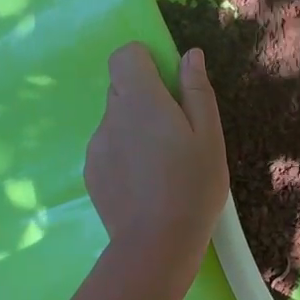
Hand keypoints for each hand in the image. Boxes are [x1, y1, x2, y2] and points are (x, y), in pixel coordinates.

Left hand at [85, 43, 227, 260]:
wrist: (155, 244)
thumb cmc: (193, 187)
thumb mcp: (209, 137)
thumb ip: (196, 91)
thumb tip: (190, 55)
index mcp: (141, 100)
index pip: (125, 55)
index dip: (144, 61)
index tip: (167, 84)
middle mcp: (111, 116)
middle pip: (121, 88)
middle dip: (145, 99)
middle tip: (174, 133)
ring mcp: (96, 146)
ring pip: (115, 122)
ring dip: (134, 130)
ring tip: (161, 166)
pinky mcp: (90, 172)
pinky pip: (108, 149)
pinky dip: (124, 156)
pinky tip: (143, 184)